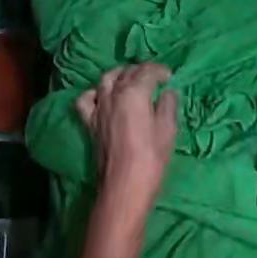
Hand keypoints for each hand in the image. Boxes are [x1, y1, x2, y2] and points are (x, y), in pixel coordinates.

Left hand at [75, 63, 178, 219]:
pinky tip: (103, 97)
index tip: (170, 77)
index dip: (161, 71)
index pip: (148, 71)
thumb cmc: (150, 158)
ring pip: (106, 79)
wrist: (123, 187)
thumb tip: (168, 93)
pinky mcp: (89, 122)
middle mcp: (114, 94)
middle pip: (127, 72)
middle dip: (142, 70)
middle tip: (155, 78)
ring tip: (130, 80)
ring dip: (120, 74)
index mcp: (135, 92)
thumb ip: (168, 106)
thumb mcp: (168, 130)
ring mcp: (99, 107)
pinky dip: (94, 93)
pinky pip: (86, 99)